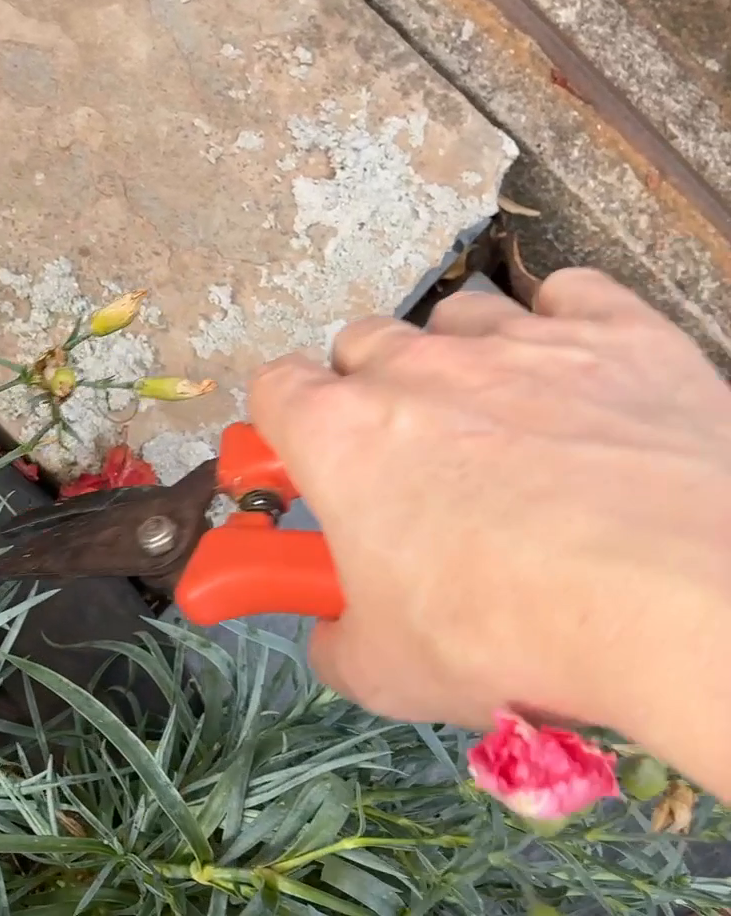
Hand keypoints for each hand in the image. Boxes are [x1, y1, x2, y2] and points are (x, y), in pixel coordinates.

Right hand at [250, 270, 730, 745]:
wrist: (704, 614)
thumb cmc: (511, 628)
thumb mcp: (386, 668)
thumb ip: (336, 640)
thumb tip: (339, 640)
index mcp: (333, 432)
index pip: (273, 388)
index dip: (285, 423)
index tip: (307, 463)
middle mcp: (409, 371)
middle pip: (359, 344)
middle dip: (369, 387)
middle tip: (403, 454)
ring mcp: (516, 346)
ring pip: (455, 318)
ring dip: (458, 356)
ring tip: (495, 416)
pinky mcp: (625, 340)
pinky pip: (572, 293)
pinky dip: (564, 319)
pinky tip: (574, 366)